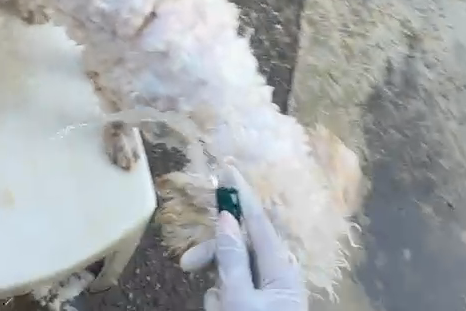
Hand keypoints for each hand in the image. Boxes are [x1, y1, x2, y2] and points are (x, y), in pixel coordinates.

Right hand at [180, 167, 305, 310]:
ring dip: (217, 286)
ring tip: (217, 310)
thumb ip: (231, 258)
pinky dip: (223, 301)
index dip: (241, 193)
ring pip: (233, 272)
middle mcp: (276, 275)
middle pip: (238, 245)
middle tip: (186, 266)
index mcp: (280, 267)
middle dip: (212, 253)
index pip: (257, 219)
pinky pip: (234, 293)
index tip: (227, 167)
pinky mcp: (258, 308)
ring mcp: (268, 295)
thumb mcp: (240, 299)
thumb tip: (226, 218)